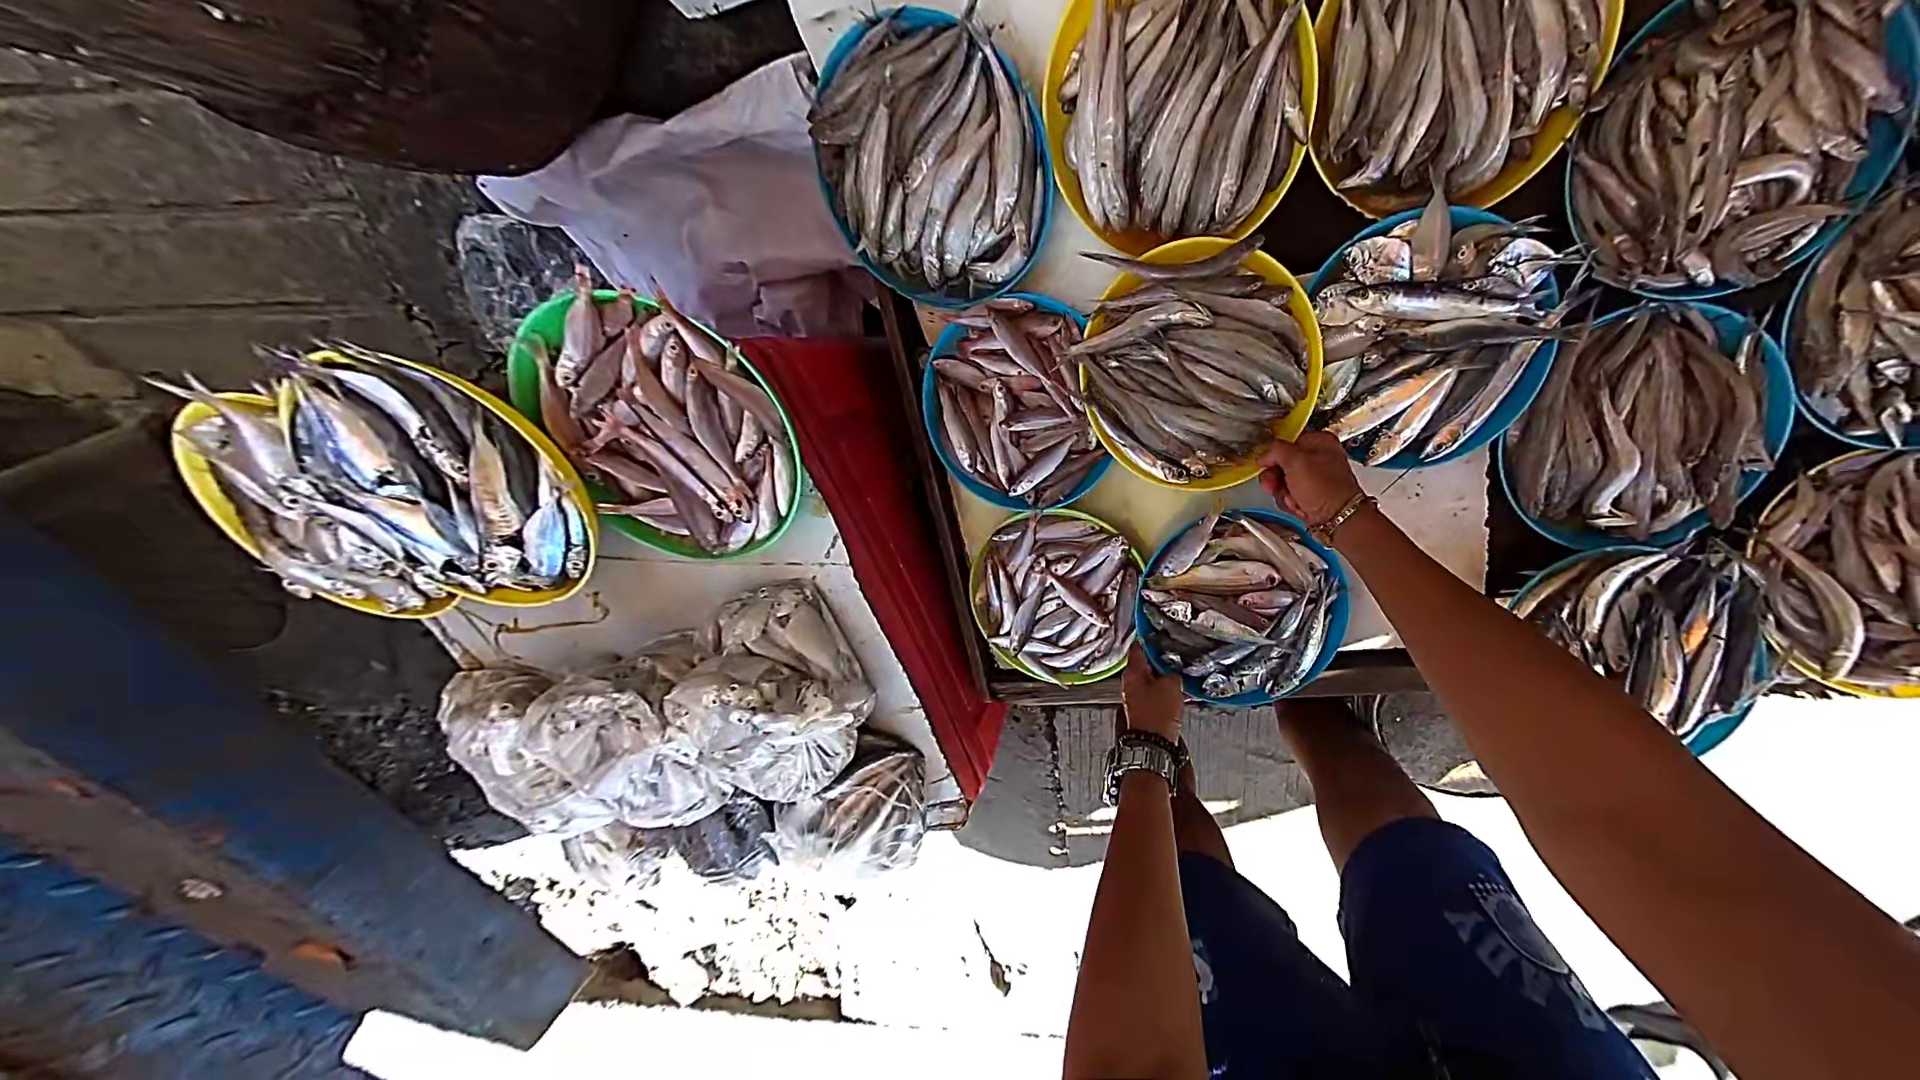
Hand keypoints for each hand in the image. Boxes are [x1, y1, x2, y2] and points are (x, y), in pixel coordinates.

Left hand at [1121, 644, 1183, 740]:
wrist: (1154, 744)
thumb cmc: (1157, 715)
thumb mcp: (1171, 686)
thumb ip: (1172, 672)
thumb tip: (1173, 670)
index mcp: (1133, 672)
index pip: (1138, 647)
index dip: (1149, 638)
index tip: (1158, 632)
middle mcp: (1130, 683)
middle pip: (1146, 663)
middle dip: (1161, 659)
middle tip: (1176, 654)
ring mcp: (1136, 696)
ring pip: (1152, 678)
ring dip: (1166, 676)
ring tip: (1182, 674)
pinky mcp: (1144, 707)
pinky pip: (1156, 693)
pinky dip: (1167, 690)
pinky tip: (1181, 692)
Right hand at [1258, 431, 1364, 527]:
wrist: (1336, 517)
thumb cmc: (1325, 488)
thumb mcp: (1295, 461)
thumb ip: (1275, 450)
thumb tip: (1264, 453)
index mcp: (1319, 441)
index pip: (1285, 441)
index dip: (1272, 453)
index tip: (1266, 462)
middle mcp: (1317, 458)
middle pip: (1280, 463)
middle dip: (1275, 477)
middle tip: (1276, 483)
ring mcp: (1312, 477)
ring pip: (1280, 481)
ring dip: (1281, 492)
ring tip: (1293, 497)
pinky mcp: (1308, 493)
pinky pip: (1286, 494)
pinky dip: (1288, 501)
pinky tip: (1298, 504)